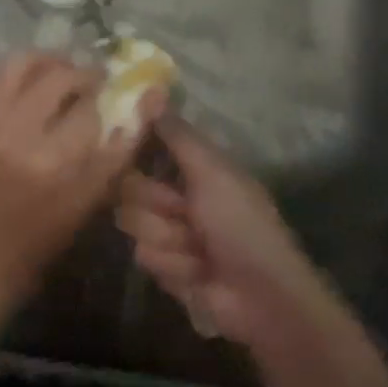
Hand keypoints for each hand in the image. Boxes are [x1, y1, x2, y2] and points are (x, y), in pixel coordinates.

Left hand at [0, 52, 162, 291]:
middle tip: (96, 80)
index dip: (111, 93)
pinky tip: (39, 85)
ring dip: (50, 62)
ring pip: (22, 63)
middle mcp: (16, 133)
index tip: (120, 88)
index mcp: (52, 161)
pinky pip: (0, 75)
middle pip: (57, 77)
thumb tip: (150, 96)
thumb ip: (123, 145)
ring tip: (66, 73)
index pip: (90, 108)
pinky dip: (24, 73)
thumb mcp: (94, 194)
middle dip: (83, 73)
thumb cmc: (49, 227)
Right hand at [115, 118, 330, 342]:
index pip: (143, 147)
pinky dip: (173, 265)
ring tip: (199, 250)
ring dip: (168, 239)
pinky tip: (198, 273)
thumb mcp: (212, 172)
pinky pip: (144, 257)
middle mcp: (175, 196)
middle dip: (157, 204)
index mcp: (192, 168)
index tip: (125, 149)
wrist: (262, 297)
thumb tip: (151, 89)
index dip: (134, 150)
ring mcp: (168, 233)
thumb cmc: (242, 225)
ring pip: (133, 224)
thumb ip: (178, 134)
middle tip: (185, 213)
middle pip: (129, 187)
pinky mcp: (164, 267)